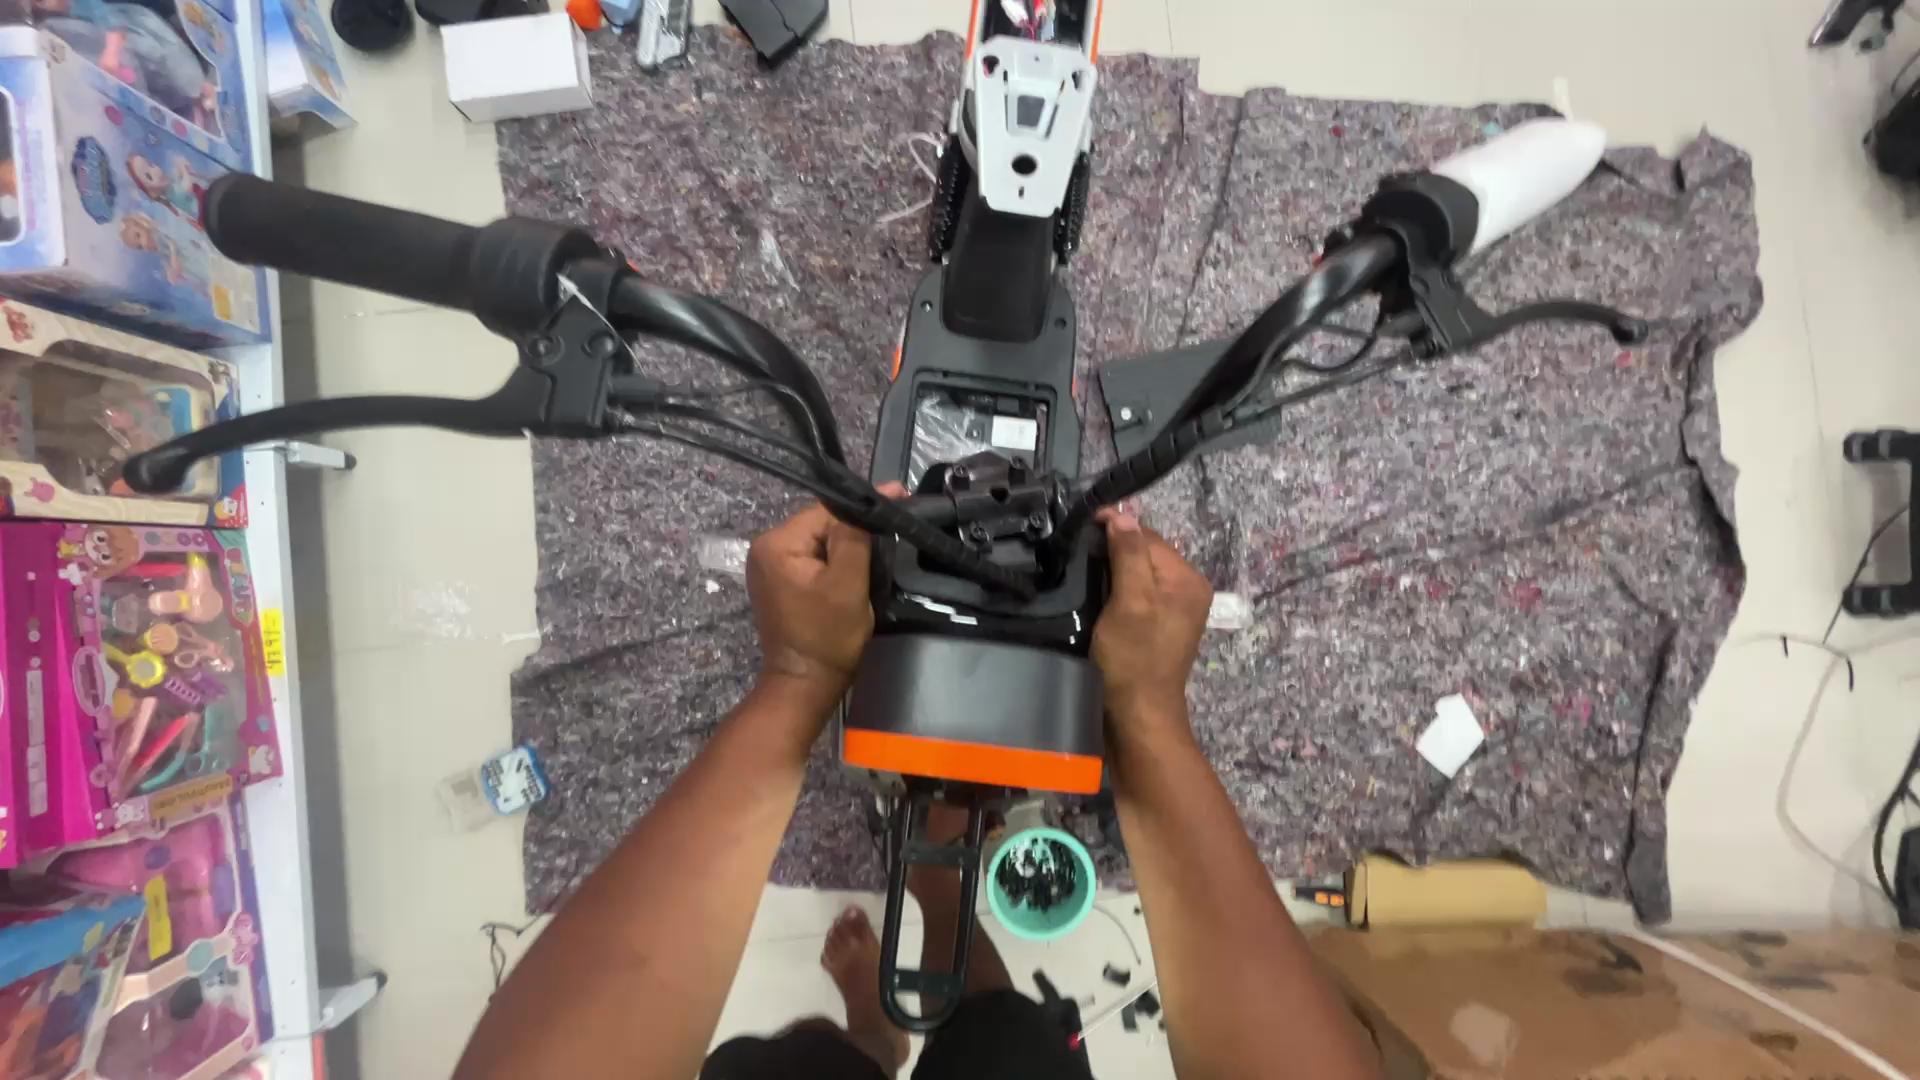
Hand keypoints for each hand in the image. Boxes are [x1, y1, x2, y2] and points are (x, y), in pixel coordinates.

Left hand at [747, 500, 875, 702]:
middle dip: (855, 529)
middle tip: (891, 532)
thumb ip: (854, 536)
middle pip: (822, 523)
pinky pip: (813, 557)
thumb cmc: (828, 636)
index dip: (863, 510)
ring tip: (877, 550)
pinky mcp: (780, 581)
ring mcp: (770, 566)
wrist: (806, 683)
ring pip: (820, 540)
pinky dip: (835, 561)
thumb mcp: (848, 583)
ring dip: (847, 546)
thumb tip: (869, 500)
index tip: (899, 502)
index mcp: (777, 543)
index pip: (827, 511)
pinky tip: (854, 569)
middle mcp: (766, 547)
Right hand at [1091, 509, 1212, 723]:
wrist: (1136, 716)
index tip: (1079, 525)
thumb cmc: (1133, 658)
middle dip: (1112, 547)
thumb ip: (1128, 555)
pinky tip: (1095, 594)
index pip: (1147, 536)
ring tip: (1079, 568)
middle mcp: (1186, 589)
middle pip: (1144, 552)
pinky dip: (1114, 587)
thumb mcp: (1130, 602)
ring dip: (1110, 568)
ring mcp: (1173, 609)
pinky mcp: (1156, 624)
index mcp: (1187, 579)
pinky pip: (1135, 592)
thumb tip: (1121, 514)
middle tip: (1074, 549)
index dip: (1114, 527)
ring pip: (1137, 571)